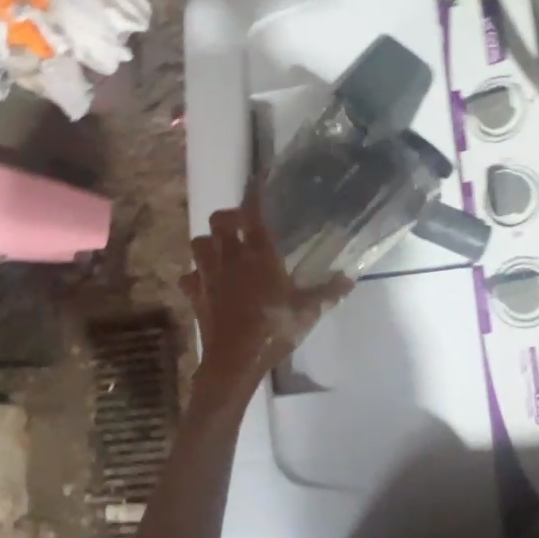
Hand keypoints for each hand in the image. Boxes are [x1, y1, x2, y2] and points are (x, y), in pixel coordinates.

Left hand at [181, 189, 352, 390]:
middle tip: (241, 225)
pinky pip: (188, 276)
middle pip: (219, 221)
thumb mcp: (308, 312)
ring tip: (222, 250)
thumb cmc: (274, 328)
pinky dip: (195, 275)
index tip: (258, 178)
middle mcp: (230, 257)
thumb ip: (328, 292)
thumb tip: (350, 279)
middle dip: (228, 217)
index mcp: (259, 255)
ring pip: (198, 243)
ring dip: (209, 242)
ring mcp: (208, 275)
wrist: (234, 359)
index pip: (254, 213)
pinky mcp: (195, 295)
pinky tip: (205, 282)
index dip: (254, 192)